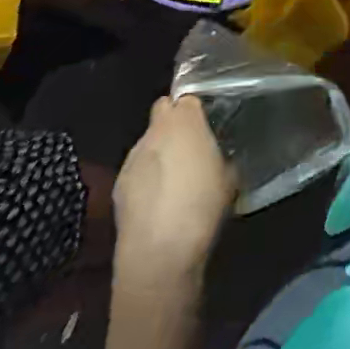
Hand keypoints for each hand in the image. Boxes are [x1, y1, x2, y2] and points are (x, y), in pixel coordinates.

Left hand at [114, 96, 236, 275]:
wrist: (159, 250)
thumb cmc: (202, 208)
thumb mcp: (229, 180)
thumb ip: (223, 158)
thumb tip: (219, 157)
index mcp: (185, 122)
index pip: (188, 98)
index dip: (196, 110)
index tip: (206, 126)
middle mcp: (156, 130)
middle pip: (163, 110)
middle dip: (174, 121)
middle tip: (189, 145)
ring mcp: (134, 154)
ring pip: (149, 140)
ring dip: (160, 150)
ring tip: (173, 180)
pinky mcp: (119, 180)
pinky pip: (137, 168)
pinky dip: (146, 176)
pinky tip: (157, 201)